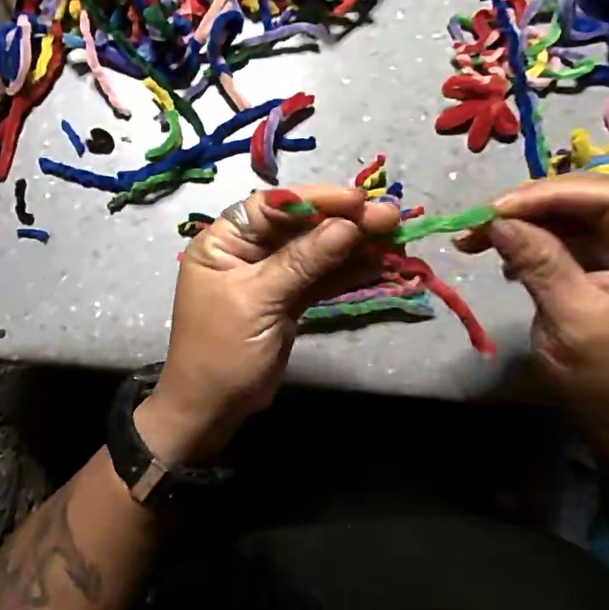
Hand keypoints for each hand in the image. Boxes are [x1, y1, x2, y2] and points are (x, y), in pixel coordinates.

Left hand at [149, 185, 398, 455]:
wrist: (212, 409)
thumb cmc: (221, 351)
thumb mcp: (258, 301)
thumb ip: (302, 262)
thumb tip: (347, 225)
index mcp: (223, 241)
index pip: (272, 206)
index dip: (315, 200)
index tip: (357, 200)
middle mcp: (246, 251)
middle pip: (299, 226)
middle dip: (344, 220)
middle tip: (390, 216)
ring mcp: (270, 275)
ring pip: (316, 251)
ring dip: (355, 244)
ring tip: (396, 235)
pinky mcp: (289, 300)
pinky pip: (321, 278)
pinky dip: (349, 271)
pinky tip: (380, 261)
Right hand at [454, 174, 608, 445]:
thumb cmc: (606, 378)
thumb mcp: (570, 320)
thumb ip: (539, 263)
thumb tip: (497, 220)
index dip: (555, 193)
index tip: (499, 209)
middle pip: (590, 198)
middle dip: (532, 204)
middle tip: (480, 220)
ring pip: (571, 213)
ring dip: (521, 220)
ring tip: (476, 237)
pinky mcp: (602, 261)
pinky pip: (563, 234)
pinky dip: (527, 237)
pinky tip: (499, 252)